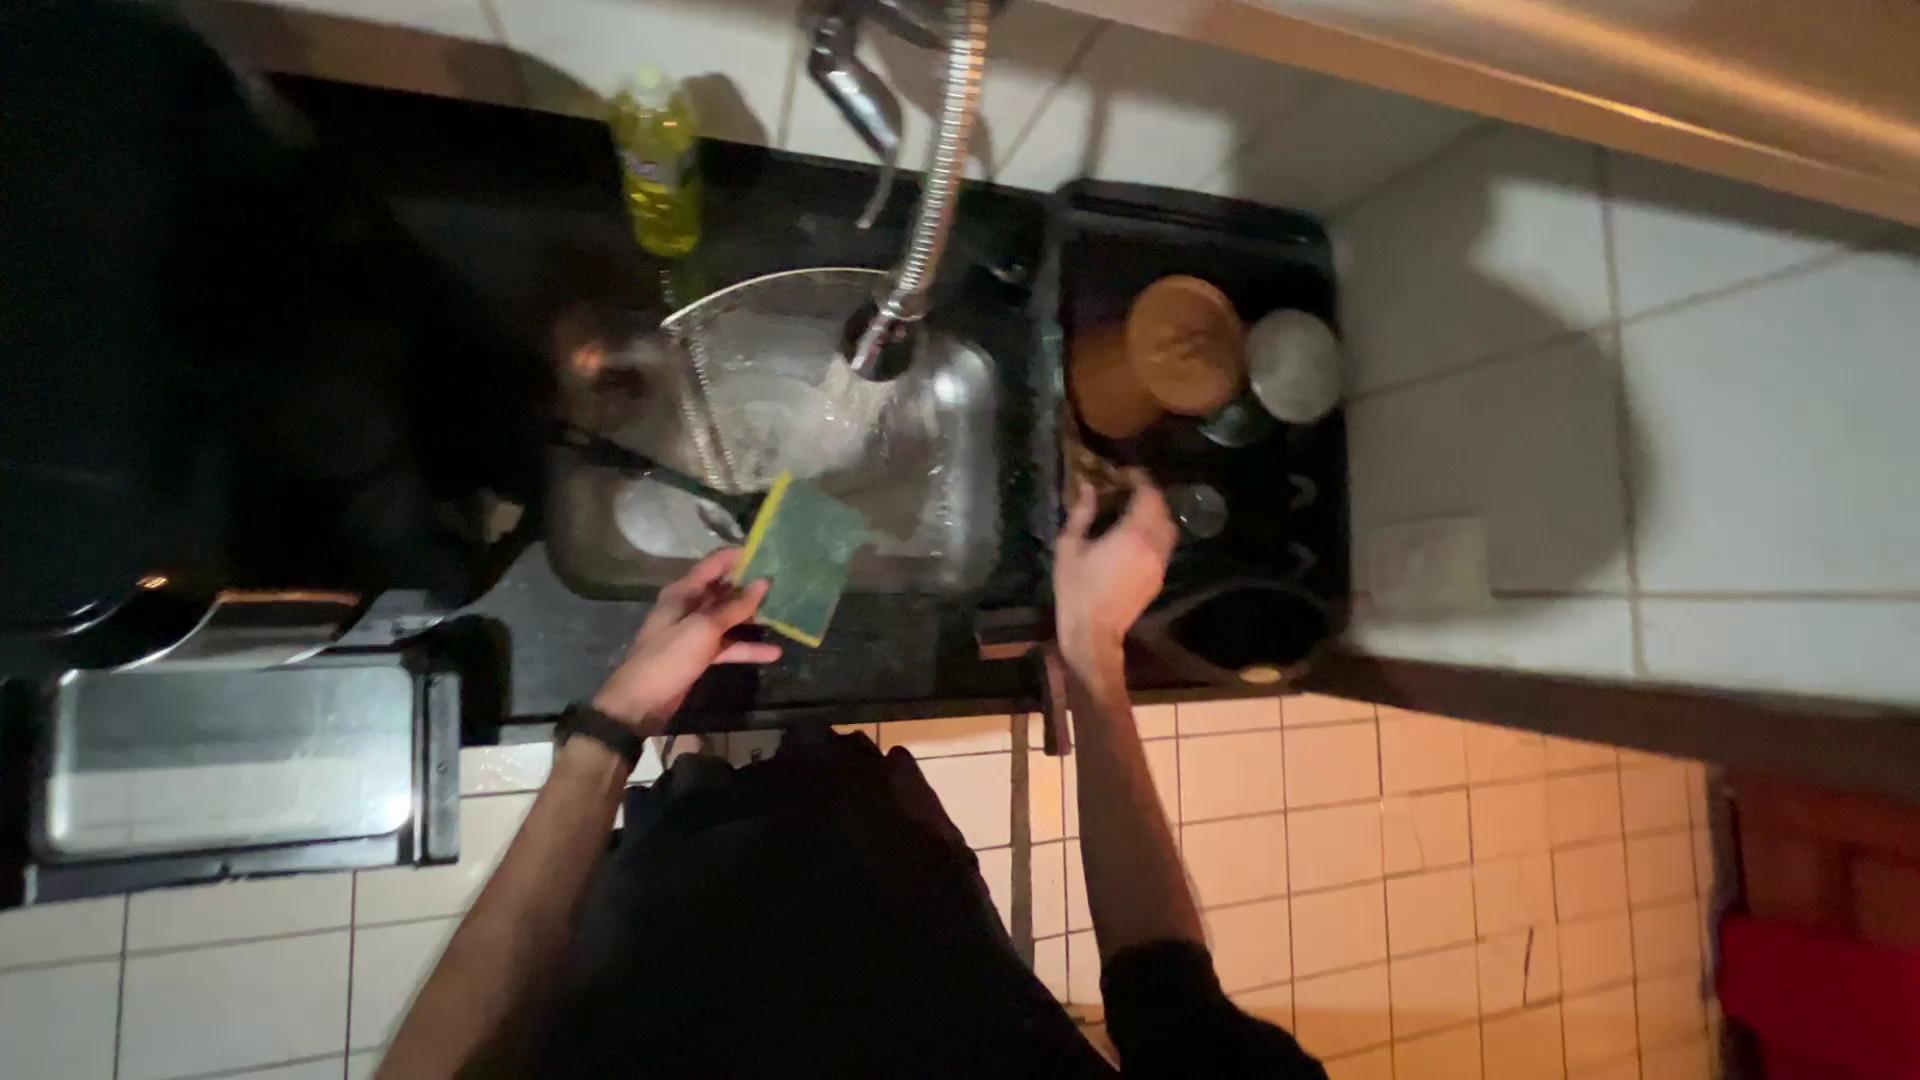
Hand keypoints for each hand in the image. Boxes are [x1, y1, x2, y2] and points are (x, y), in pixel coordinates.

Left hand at [592, 547, 780, 731]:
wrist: (640, 702)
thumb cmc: (668, 657)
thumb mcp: (704, 629)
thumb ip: (735, 607)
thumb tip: (763, 583)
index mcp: (683, 592)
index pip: (715, 563)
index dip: (740, 556)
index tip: (770, 554)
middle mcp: (689, 606)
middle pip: (725, 589)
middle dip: (752, 585)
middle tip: (785, 581)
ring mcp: (695, 630)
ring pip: (729, 617)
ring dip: (753, 617)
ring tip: (785, 612)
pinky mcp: (700, 653)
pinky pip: (728, 644)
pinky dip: (747, 647)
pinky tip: (773, 652)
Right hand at [1053, 472, 1176, 671]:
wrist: (1093, 632)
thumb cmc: (1076, 589)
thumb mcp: (1069, 547)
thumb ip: (1081, 513)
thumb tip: (1088, 487)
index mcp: (1132, 534)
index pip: (1148, 494)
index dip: (1138, 479)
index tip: (1121, 474)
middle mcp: (1153, 545)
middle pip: (1162, 509)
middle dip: (1147, 494)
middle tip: (1125, 489)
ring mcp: (1160, 563)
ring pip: (1168, 528)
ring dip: (1154, 513)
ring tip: (1131, 510)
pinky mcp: (1159, 577)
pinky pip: (1163, 545)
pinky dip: (1154, 532)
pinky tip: (1134, 536)